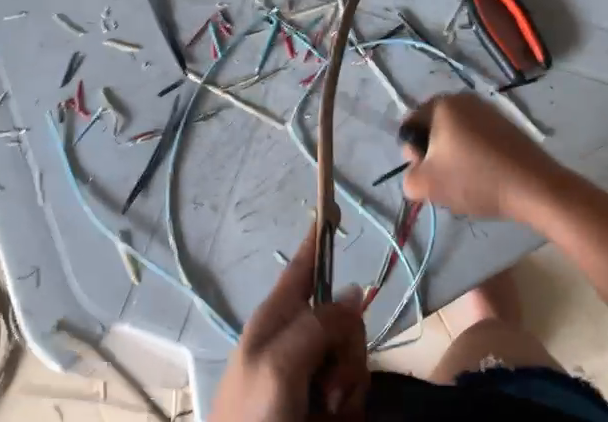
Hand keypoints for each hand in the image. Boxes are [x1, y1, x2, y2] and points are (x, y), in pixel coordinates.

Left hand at [210, 224, 369, 421]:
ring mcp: (310, 373)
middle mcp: (296, 339)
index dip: (319, 239)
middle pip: (345, 316)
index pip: (304, 267)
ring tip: (324, 413)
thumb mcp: (279, 365)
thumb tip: (354, 292)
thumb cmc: (251, 418)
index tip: (334, 206)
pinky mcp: (323, 404)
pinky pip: (356, 390)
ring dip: (349, 385)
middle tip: (328, 385)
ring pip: (356, 355)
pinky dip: (350, 407)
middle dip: (348, 350)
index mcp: (276, 319)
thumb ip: (317, 325)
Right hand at [400, 93, 565, 221]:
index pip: (410, 126)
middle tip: (448, 181)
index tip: (431, 173)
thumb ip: (409, 177)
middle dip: (435, 156)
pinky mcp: (506, 124)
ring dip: (455, 158)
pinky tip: (487, 177)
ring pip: (455, 136)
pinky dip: (475, 156)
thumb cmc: (476, 180)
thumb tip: (418, 171)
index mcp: (441, 104)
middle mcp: (463, 98)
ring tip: (470, 182)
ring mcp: (488, 109)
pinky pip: (477, 138)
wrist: (535, 187)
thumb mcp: (427, 185)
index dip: (413, 154)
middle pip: (433, 130)